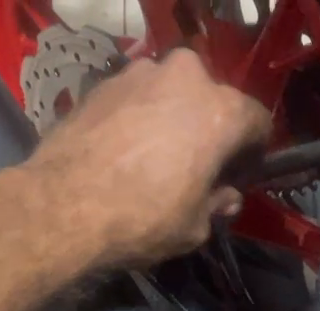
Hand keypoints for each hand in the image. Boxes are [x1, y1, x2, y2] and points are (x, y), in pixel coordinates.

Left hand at [19, 50, 270, 267]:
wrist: (63, 207)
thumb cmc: (141, 220)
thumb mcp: (193, 228)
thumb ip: (217, 206)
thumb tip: (225, 197)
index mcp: (221, 111)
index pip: (256, 122)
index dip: (251, 153)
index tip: (236, 175)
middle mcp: (185, 77)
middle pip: (210, 102)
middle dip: (207, 131)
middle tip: (192, 169)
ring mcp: (139, 73)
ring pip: (168, 96)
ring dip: (168, 121)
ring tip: (151, 161)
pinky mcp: (102, 83)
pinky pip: (133, 101)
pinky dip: (134, 120)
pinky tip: (121, 154)